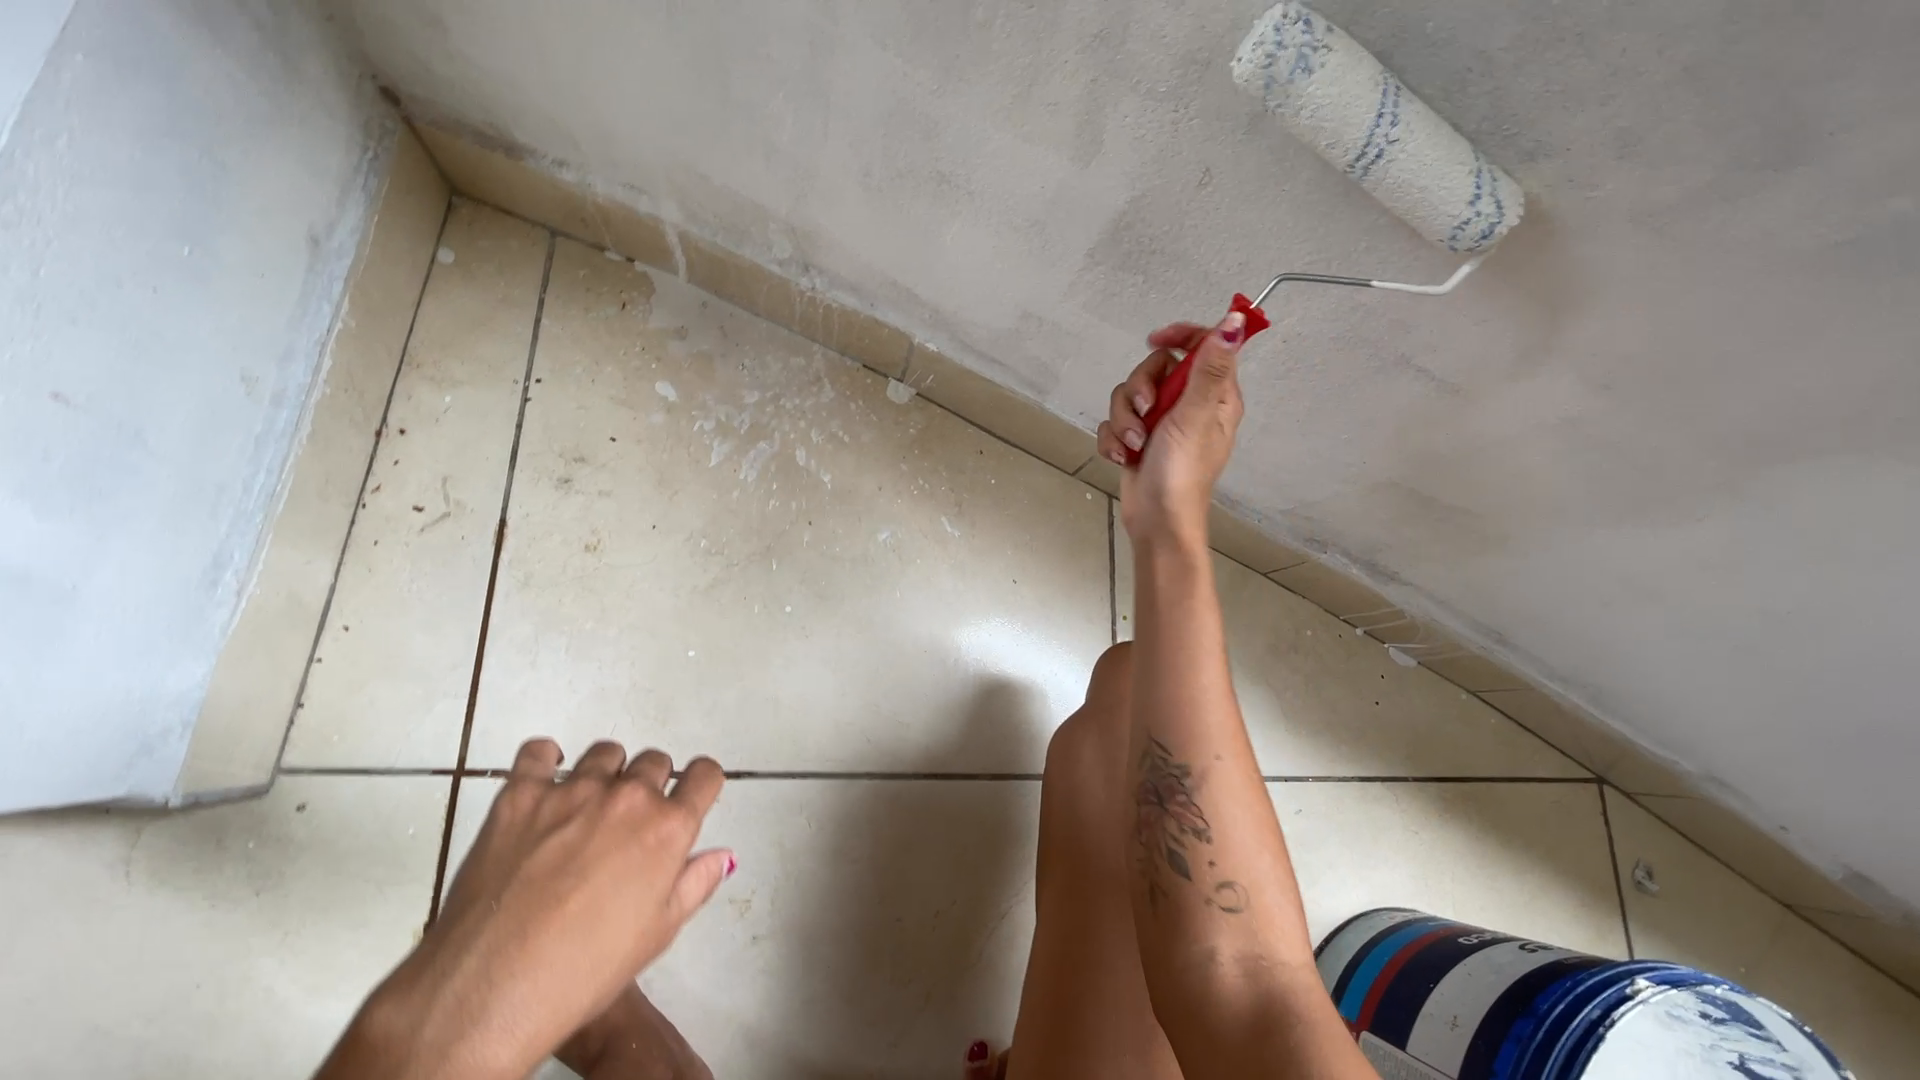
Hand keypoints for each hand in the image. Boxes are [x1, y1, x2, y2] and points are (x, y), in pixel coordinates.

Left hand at [318, 739, 733, 1079]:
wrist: (491, 988)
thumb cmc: (586, 970)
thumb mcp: (657, 934)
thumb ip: (695, 884)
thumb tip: (722, 855)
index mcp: (668, 829)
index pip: (704, 775)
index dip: (701, 785)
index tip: (689, 799)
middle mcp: (628, 798)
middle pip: (654, 761)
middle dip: (651, 785)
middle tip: (629, 823)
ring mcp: (572, 791)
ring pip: (606, 754)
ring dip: (606, 774)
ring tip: (587, 808)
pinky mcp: (520, 795)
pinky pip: (539, 753)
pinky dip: (547, 761)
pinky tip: (544, 783)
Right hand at [1096, 311, 1247, 548]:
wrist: (1156, 521)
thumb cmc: (1182, 473)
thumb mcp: (1195, 415)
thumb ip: (1210, 368)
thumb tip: (1235, 322)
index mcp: (1214, 395)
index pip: (1202, 345)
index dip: (1180, 336)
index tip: (1157, 341)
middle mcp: (1188, 404)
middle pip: (1156, 367)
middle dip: (1140, 388)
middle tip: (1146, 412)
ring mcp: (1161, 422)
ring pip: (1130, 394)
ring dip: (1124, 419)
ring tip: (1134, 445)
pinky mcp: (1138, 439)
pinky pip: (1116, 421)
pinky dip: (1114, 439)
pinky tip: (1122, 457)